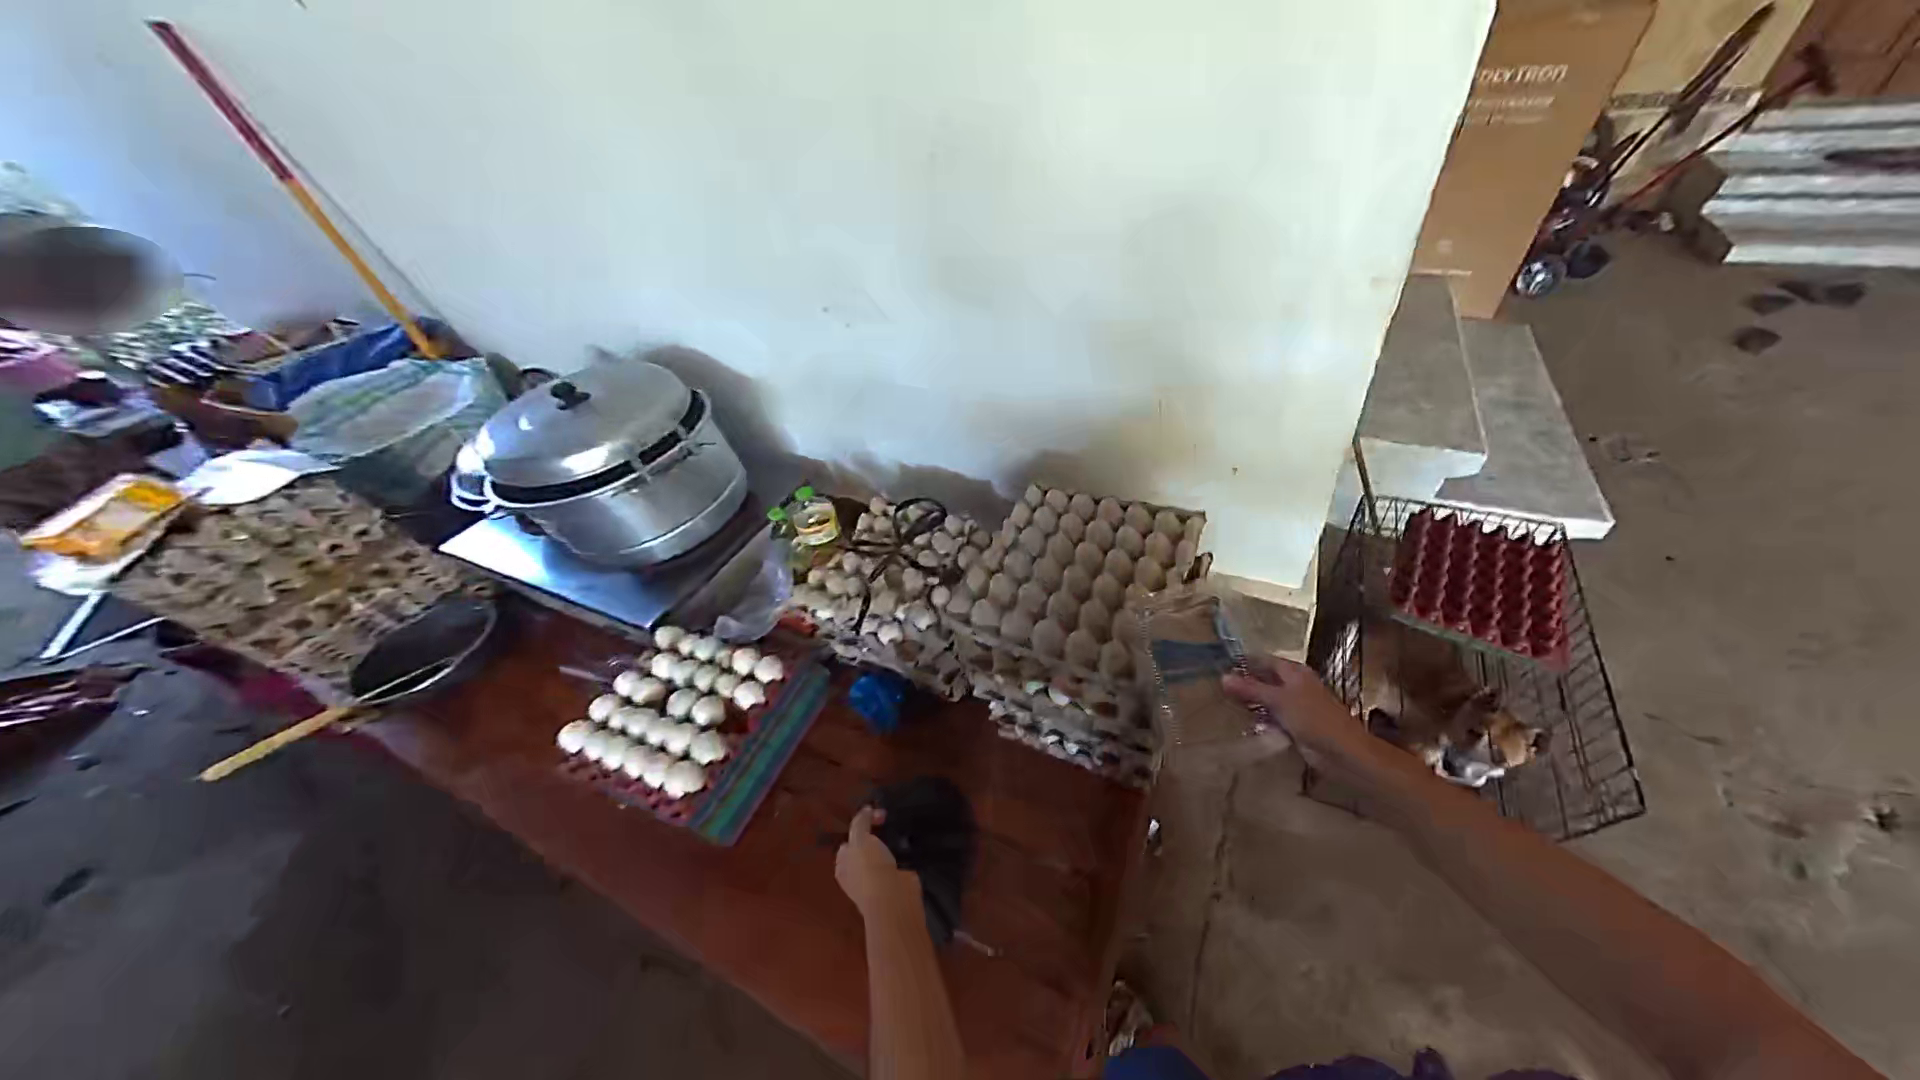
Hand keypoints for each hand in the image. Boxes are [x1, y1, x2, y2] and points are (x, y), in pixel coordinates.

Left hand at [835, 806, 917, 918]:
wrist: (893, 898)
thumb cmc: (869, 868)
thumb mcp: (859, 838)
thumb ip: (860, 822)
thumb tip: (867, 809)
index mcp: (843, 864)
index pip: (849, 840)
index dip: (861, 825)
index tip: (877, 815)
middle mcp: (857, 873)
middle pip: (866, 846)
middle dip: (875, 834)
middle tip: (888, 820)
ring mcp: (877, 879)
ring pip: (882, 853)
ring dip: (890, 843)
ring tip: (900, 829)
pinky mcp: (895, 881)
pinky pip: (897, 861)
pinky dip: (903, 853)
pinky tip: (909, 843)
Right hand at [1222, 656, 1410, 795]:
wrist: (1343, 752)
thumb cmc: (1313, 718)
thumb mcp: (1278, 700)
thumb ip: (1251, 689)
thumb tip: (1223, 677)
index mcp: (1294, 672)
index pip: (1262, 660)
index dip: (1243, 662)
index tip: (1218, 667)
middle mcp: (1294, 684)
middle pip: (1263, 679)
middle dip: (1243, 683)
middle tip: (1216, 688)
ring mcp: (1295, 705)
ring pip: (1266, 699)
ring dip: (1250, 702)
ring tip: (1223, 704)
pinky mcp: (1295, 725)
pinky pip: (1271, 717)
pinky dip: (1259, 718)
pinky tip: (1243, 722)